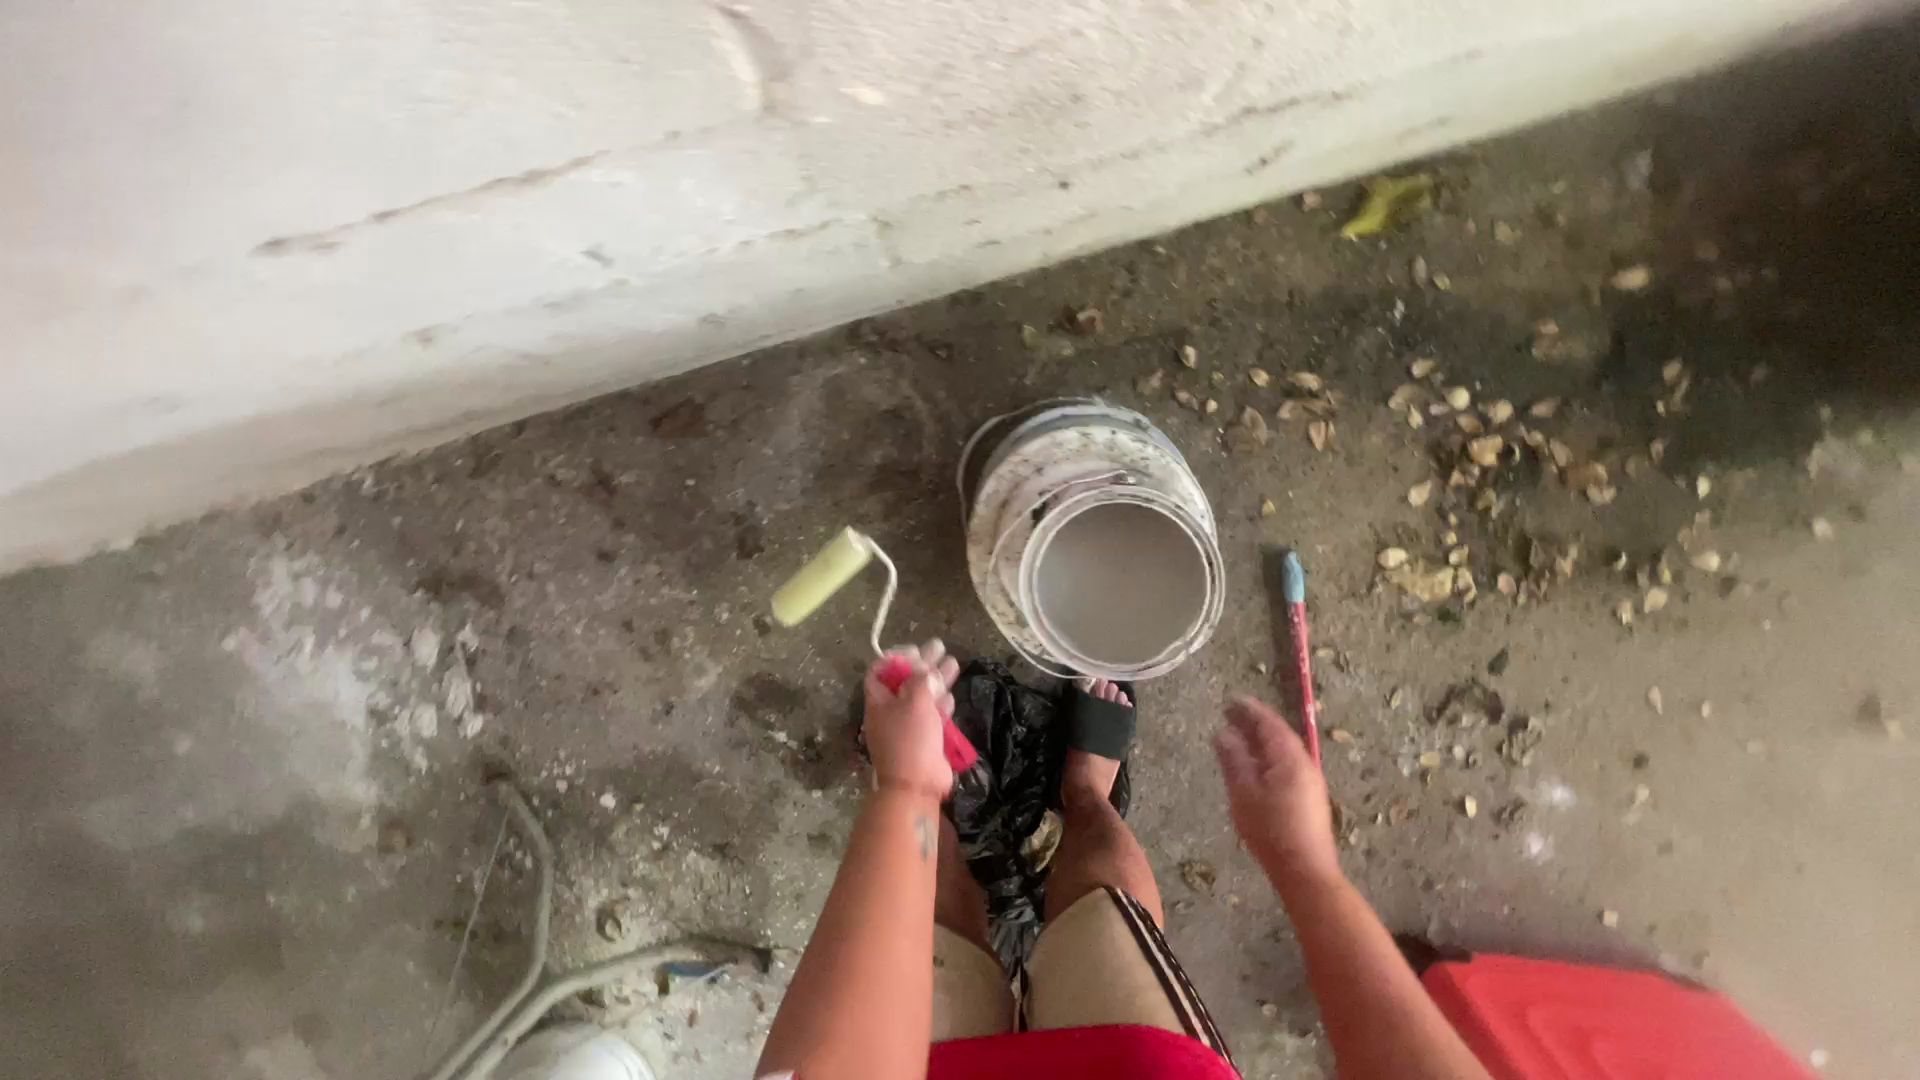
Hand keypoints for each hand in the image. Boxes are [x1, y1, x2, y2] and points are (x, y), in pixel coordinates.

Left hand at [862, 639, 958, 799]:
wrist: (916, 784)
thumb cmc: (910, 738)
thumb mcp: (915, 701)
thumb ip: (922, 680)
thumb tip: (929, 671)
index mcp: (878, 700)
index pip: (880, 670)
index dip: (896, 657)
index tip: (915, 651)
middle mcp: (890, 710)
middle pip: (906, 680)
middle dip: (923, 663)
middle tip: (939, 647)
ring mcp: (908, 725)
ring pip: (922, 695)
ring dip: (937, 679)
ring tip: (953, 662)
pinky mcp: (924, 738)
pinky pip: (932, 715)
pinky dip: (941, 703)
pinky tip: (950, 695)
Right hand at [1214, 696, 1340, 892]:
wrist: (1305, 871)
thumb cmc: (1270, 831)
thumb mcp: (1244, 793)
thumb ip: (1234, 759)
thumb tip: (1223, 732)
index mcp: (1289, 759)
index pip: (1269, 724)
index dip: (1249, 709)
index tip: (1229, 699)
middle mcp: (1304, 764)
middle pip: (1278, 734)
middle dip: (1254, 722)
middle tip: (1229, 713)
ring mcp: (1310, 782)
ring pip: (1283, 750)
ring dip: (1261, 739)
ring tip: (1238, 734)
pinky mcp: (1309, 797)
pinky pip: (1287, 763)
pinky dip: (1268, 754)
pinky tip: (1255, 763)